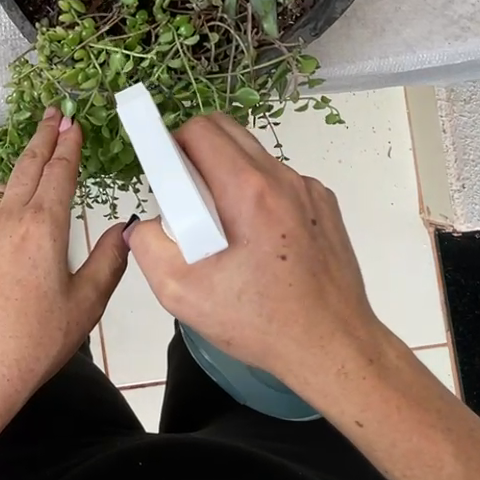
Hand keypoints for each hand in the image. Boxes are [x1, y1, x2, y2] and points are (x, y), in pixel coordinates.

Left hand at [0, 107, 128, 434]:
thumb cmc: (31, 343)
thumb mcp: (85, 305)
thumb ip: (109, 262)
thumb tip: (125, 230)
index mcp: (42, 227)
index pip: (58, 172)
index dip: (68, 144)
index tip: (73, 122)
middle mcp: (6, 220)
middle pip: (27, 166)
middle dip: (42, 137)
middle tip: (52, 115)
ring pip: (3, 188)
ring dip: (21, 167)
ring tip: (34, 158)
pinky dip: (3, 200)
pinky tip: (9, 215)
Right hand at [127, 114, 393, 388]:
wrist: (334, 348)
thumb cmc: (259, 322)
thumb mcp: (180, 291)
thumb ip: (147, 245)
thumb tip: (145, 224)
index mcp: (247, 190)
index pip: (200, 130)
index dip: (171, 147)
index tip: (166, 180)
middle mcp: (283, 178)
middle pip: (226, 131)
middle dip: (195, 154)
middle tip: (186, 202)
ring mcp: (309, 189)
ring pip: (252, 157)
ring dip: (226, 177)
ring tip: (222, 231)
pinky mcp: (324, 205)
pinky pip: (278, 181)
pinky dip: (257, 196)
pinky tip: (257, 244)